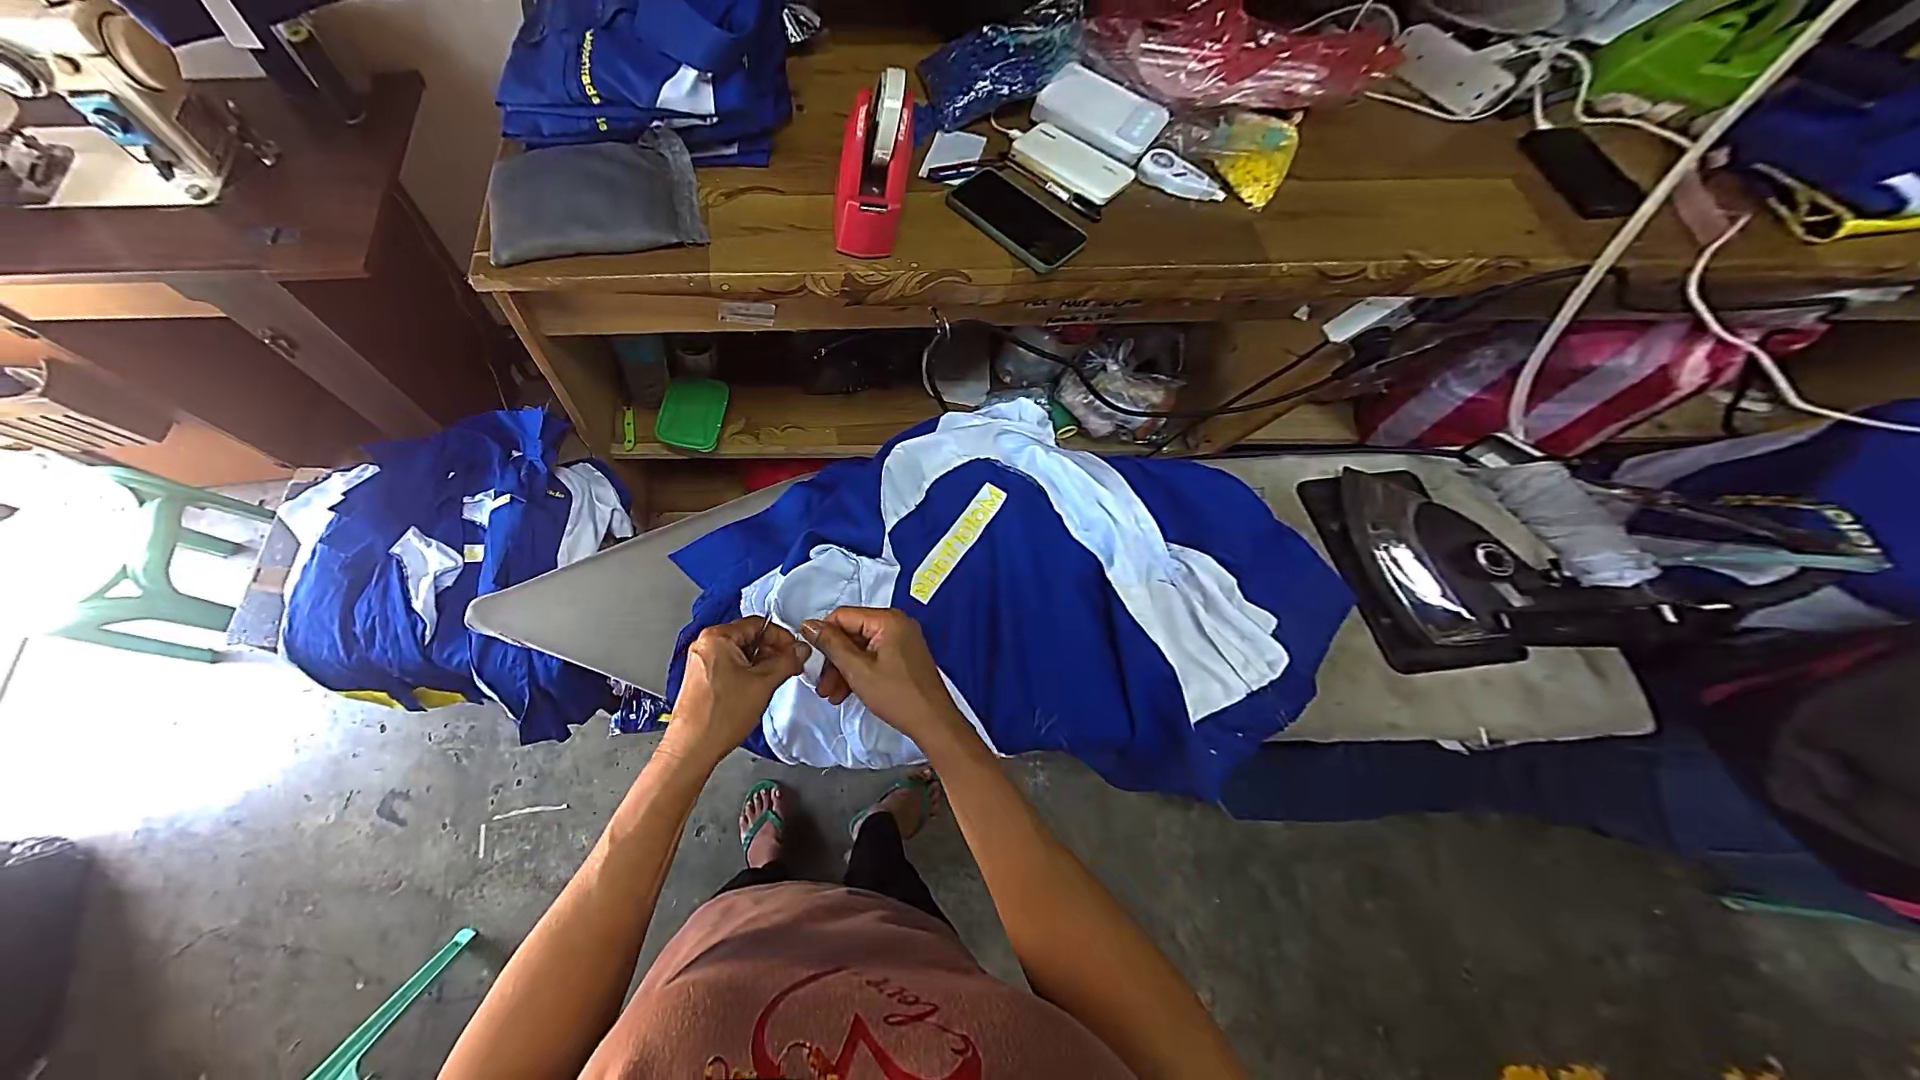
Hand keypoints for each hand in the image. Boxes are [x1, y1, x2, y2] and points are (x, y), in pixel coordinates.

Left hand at [665, 618, 807, 767]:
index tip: (795, 650)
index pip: (759, 624)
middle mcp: (706, 645)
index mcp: (717, 638)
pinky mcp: (703, 677)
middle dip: (773, 651)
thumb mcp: (764, 683)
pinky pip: (732, 665)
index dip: (782, 637)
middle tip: (790, 664)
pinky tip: (759, 687)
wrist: (693, 747)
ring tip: (775, 679)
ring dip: (762, 663)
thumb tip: (800, 650)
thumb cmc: (718, 716)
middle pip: (750, 636)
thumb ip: (787, 661)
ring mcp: (703, 661)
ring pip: (742, 652)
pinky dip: (749, 673)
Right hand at [801, 607, 980, 756]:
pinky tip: (846, 691)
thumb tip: (811, 626)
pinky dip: (858, 672)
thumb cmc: (902, 697)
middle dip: (833, 659)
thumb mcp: (857, 670)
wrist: (932, 721)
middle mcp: (897, 624)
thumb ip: (831, 645)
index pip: (843, 616)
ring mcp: (902, 640)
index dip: (823, 635)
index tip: (811, 654)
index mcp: (889, 620)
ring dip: (843, 669)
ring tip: (832, 692)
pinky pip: (873, 656)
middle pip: (851, 632)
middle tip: (822, 681)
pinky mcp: (903, 655)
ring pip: (860, 647)